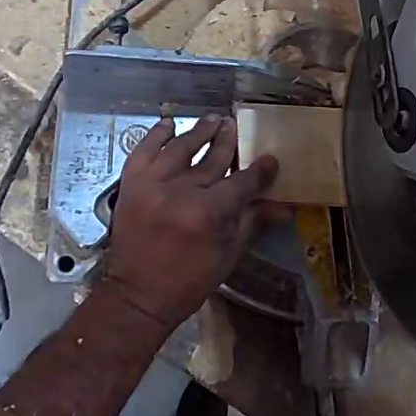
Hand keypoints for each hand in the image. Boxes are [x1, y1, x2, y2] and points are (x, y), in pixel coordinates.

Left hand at [97, 114, 283, 330]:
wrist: (137, 296)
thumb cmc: (189, 281)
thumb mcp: (228, 255)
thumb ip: (253, 222)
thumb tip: (284, 206)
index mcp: (209, 213)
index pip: (242, 182)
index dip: (259, 171)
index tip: (270, 160)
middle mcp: (181, 192)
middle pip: (213, 159)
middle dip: (228, 142)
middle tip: (236, 127)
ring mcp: (152, 185)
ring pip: (182, 148)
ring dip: (200, 131)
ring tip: (213, 119)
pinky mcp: (131, 184)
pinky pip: (144, 150)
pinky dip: (156, 135)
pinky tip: (169, 123)